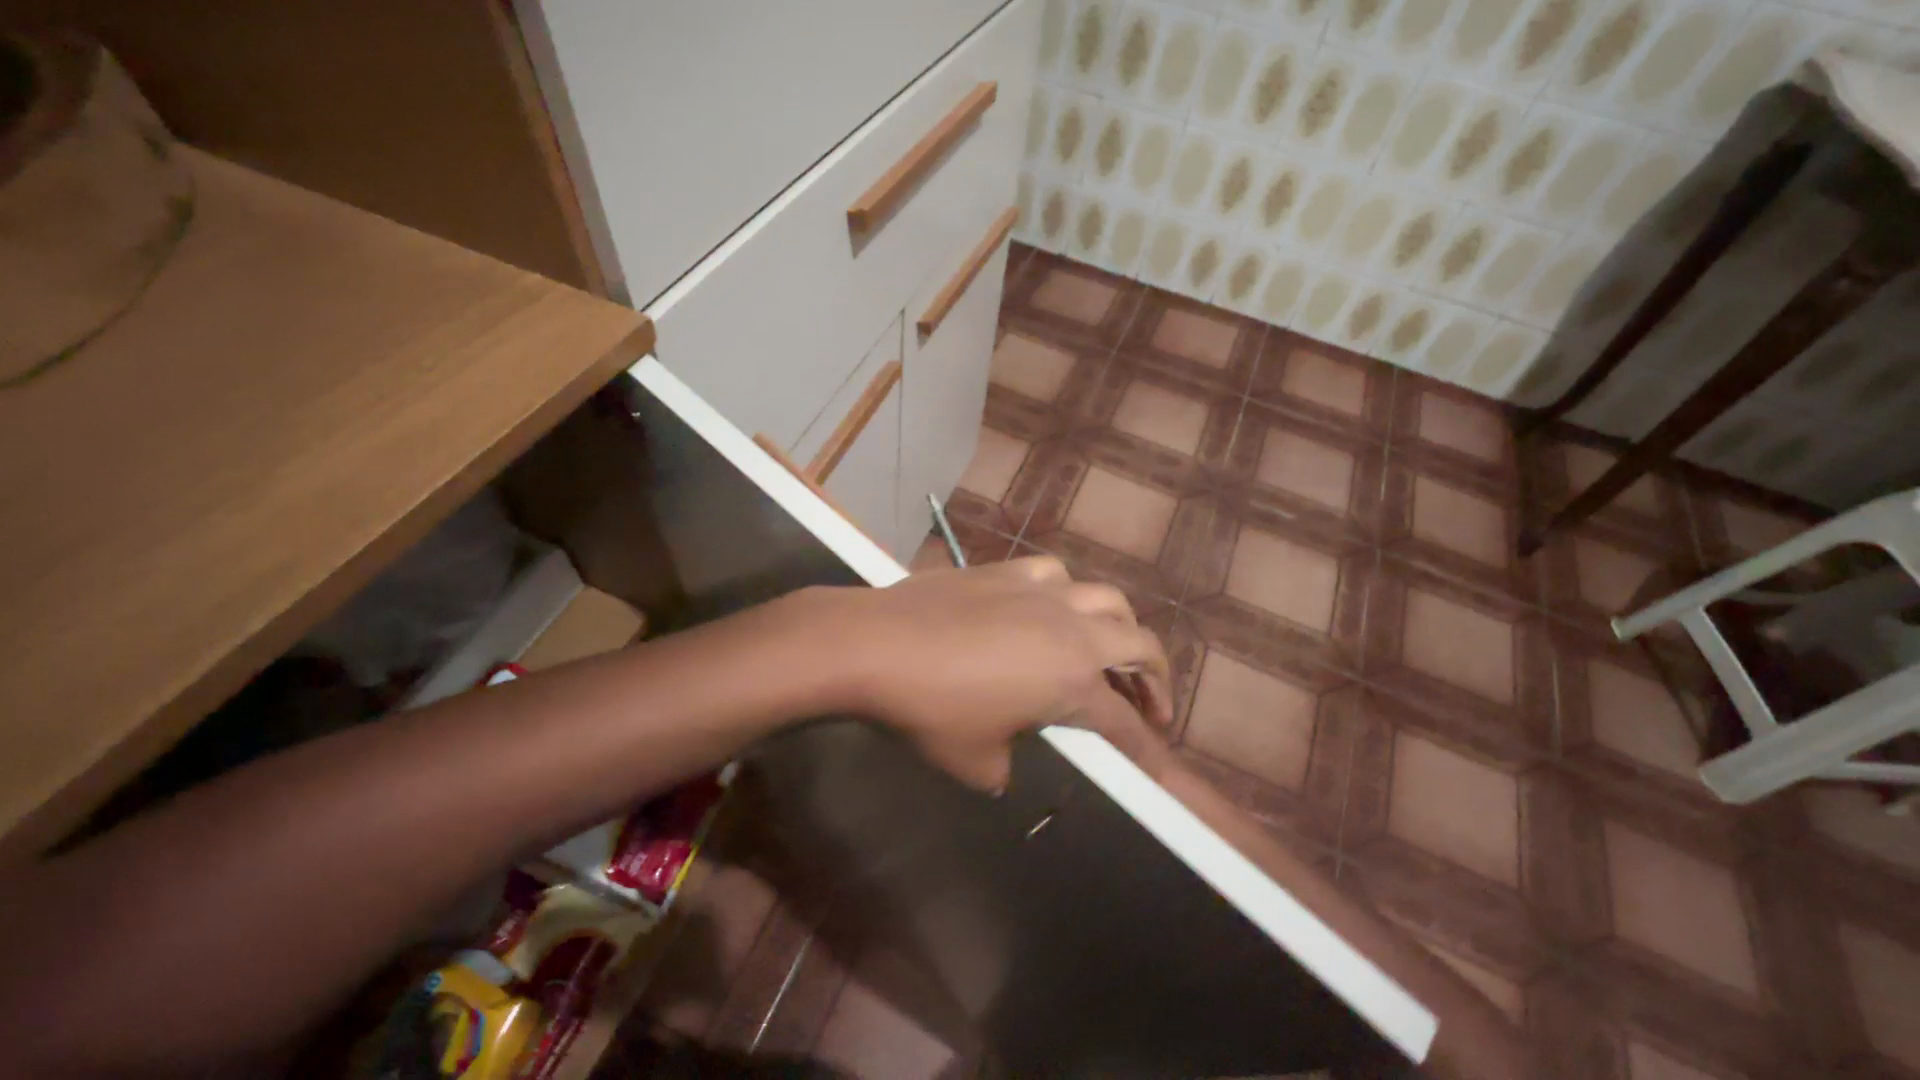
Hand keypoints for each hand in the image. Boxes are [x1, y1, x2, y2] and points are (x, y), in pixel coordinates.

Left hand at [797, 555, 1173, 792]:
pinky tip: (1050, 608)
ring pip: (1108, 598)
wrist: (874, 645)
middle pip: (1140, 645)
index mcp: (1072, 683)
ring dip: (1121, 628)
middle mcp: (1072, 630)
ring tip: (1110, 650)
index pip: (1125, 723)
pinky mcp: (1009, 569)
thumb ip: (1007, 767)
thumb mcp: (975, 763)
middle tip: (1150, 705)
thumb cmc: (929, 710)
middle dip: (1157, 678)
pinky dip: (1069, 594)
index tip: (1158, 760)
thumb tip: (1006, 763)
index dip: (1147, 747)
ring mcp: (1042, 592)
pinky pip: (1058, 574)